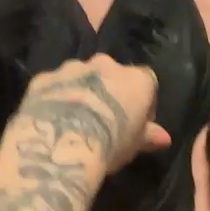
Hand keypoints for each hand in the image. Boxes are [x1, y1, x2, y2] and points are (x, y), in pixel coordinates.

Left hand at [12, 58, 168, 172]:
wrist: (61, 143)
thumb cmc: (110, 145)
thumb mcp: (134, 146)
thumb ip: (149, 136)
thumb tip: (165, 137)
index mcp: (136, 80)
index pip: (147, 82)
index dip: (143, 103)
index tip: (135, 123)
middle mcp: (106, 64)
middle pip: (112, 75)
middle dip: (110, 92)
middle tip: (104, 121)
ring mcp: (72, 68)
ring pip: (82, 76)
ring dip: (82, 92)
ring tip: (76, 121)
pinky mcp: (44, 78)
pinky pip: (55, 85)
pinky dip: (57, 97)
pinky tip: (53, 120)